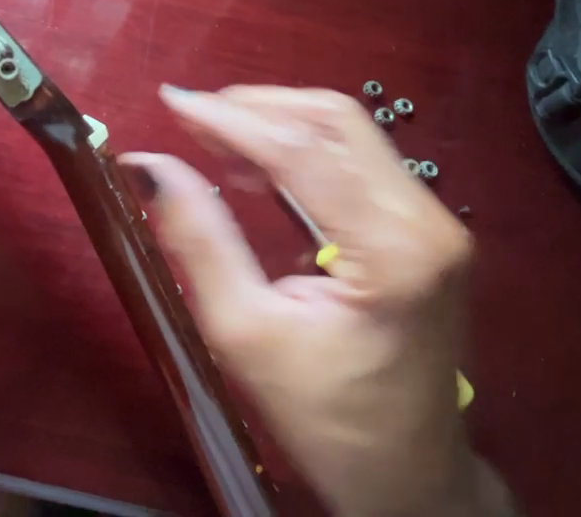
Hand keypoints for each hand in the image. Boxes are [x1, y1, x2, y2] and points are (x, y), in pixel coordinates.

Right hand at [122, 86, 509, 516]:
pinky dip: (300, 148)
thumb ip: (198, 239)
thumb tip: (147, 165)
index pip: (302, 151)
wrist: (410, 479)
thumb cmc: (324, 418)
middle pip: (335, 121)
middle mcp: (425, 219)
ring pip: (348, 131)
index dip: (231, 119)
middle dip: (256, 107)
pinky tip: (256, 169)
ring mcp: (433, 220)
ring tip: (214, 141)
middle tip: (192, 119)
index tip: (171, 103)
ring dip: (277, 122)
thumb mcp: (243, 333)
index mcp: (391, 250)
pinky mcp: (424, 227)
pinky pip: (357, 158)